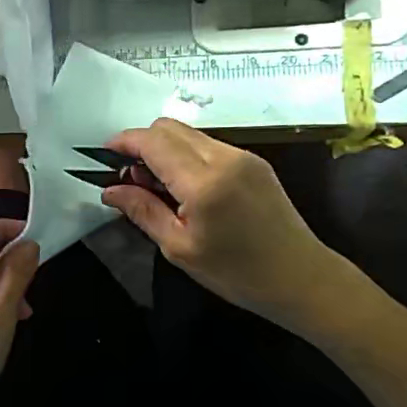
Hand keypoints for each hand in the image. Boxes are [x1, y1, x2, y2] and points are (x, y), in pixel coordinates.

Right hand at [102, 119, 360, 332]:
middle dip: (142, 144)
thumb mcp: (180, 249)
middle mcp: (225, 158)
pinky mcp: (254, 162)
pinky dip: (187, 156)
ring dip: (165, 149)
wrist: (301, 278)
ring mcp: (243, 156)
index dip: (124, 143)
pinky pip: (209, 145)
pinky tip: (185, 187)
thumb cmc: (238, 274)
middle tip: (130, 178)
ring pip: (189, 134)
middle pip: (170, 127)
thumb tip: (111, 190)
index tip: (105, 156)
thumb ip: (143, 211)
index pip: (153, 142)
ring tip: (157, 187)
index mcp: (204, 182)